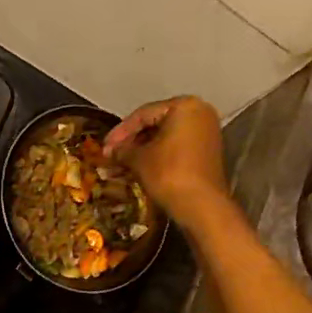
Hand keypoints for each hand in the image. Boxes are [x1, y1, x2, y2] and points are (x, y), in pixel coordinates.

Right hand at [103, 96, 227, 226]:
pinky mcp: (207, 152)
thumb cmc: (169, 174)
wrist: (201, 206)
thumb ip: (123, 150)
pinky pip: (177, 147)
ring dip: (143, 150)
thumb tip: (110, 151)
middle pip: (156, 123)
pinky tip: (141, 167)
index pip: (143, 114)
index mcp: (184, 106)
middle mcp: (199, 112)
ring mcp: (206, 132)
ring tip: (122, 163)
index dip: (120, 131)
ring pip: (166, 137)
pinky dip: (158, 155)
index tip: (104, 146)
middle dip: (132, 141)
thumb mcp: (140, 160)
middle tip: (112, 155)